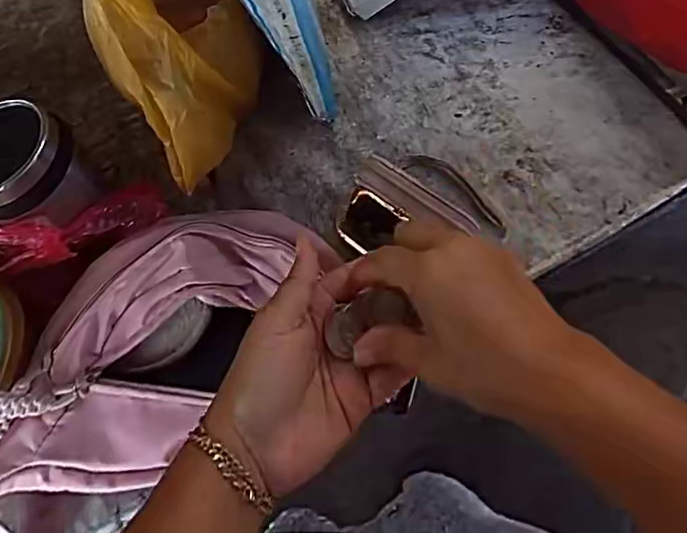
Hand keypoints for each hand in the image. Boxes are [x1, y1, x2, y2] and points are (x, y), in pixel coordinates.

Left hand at [204, 235, 414, 498]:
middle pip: (370, 309)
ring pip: (385, 339)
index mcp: (310, 311)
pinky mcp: (364, 398)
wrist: (255, 448)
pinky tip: (425, 347)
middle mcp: (334, 334)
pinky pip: (390, 375)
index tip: (396, 258)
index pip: (344, 282)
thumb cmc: (261, 374)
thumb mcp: (277, 320)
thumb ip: (300, 281)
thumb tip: (304, 239)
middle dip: (392, 297)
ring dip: (403, 328)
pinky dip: (406, 362)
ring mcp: (351, 366)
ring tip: (432, 312)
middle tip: (424, 285)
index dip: (367, 271)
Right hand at [324, 221, 590, 421]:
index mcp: (426, 268)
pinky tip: (456, 294)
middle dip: (393, 255)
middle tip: (391, 291)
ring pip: (436, 234)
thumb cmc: (485, 368)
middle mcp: (450, 245)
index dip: (361, 273)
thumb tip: (360, 346)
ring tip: (424, 293)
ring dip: (422, 253)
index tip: (350, 289)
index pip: (381, 260)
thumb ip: (391, 345)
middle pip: (408, 233)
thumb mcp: (431, 362)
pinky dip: (449, 258)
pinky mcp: (502, 254)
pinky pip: (462, 245)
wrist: (552, 370)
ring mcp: (479, 246)